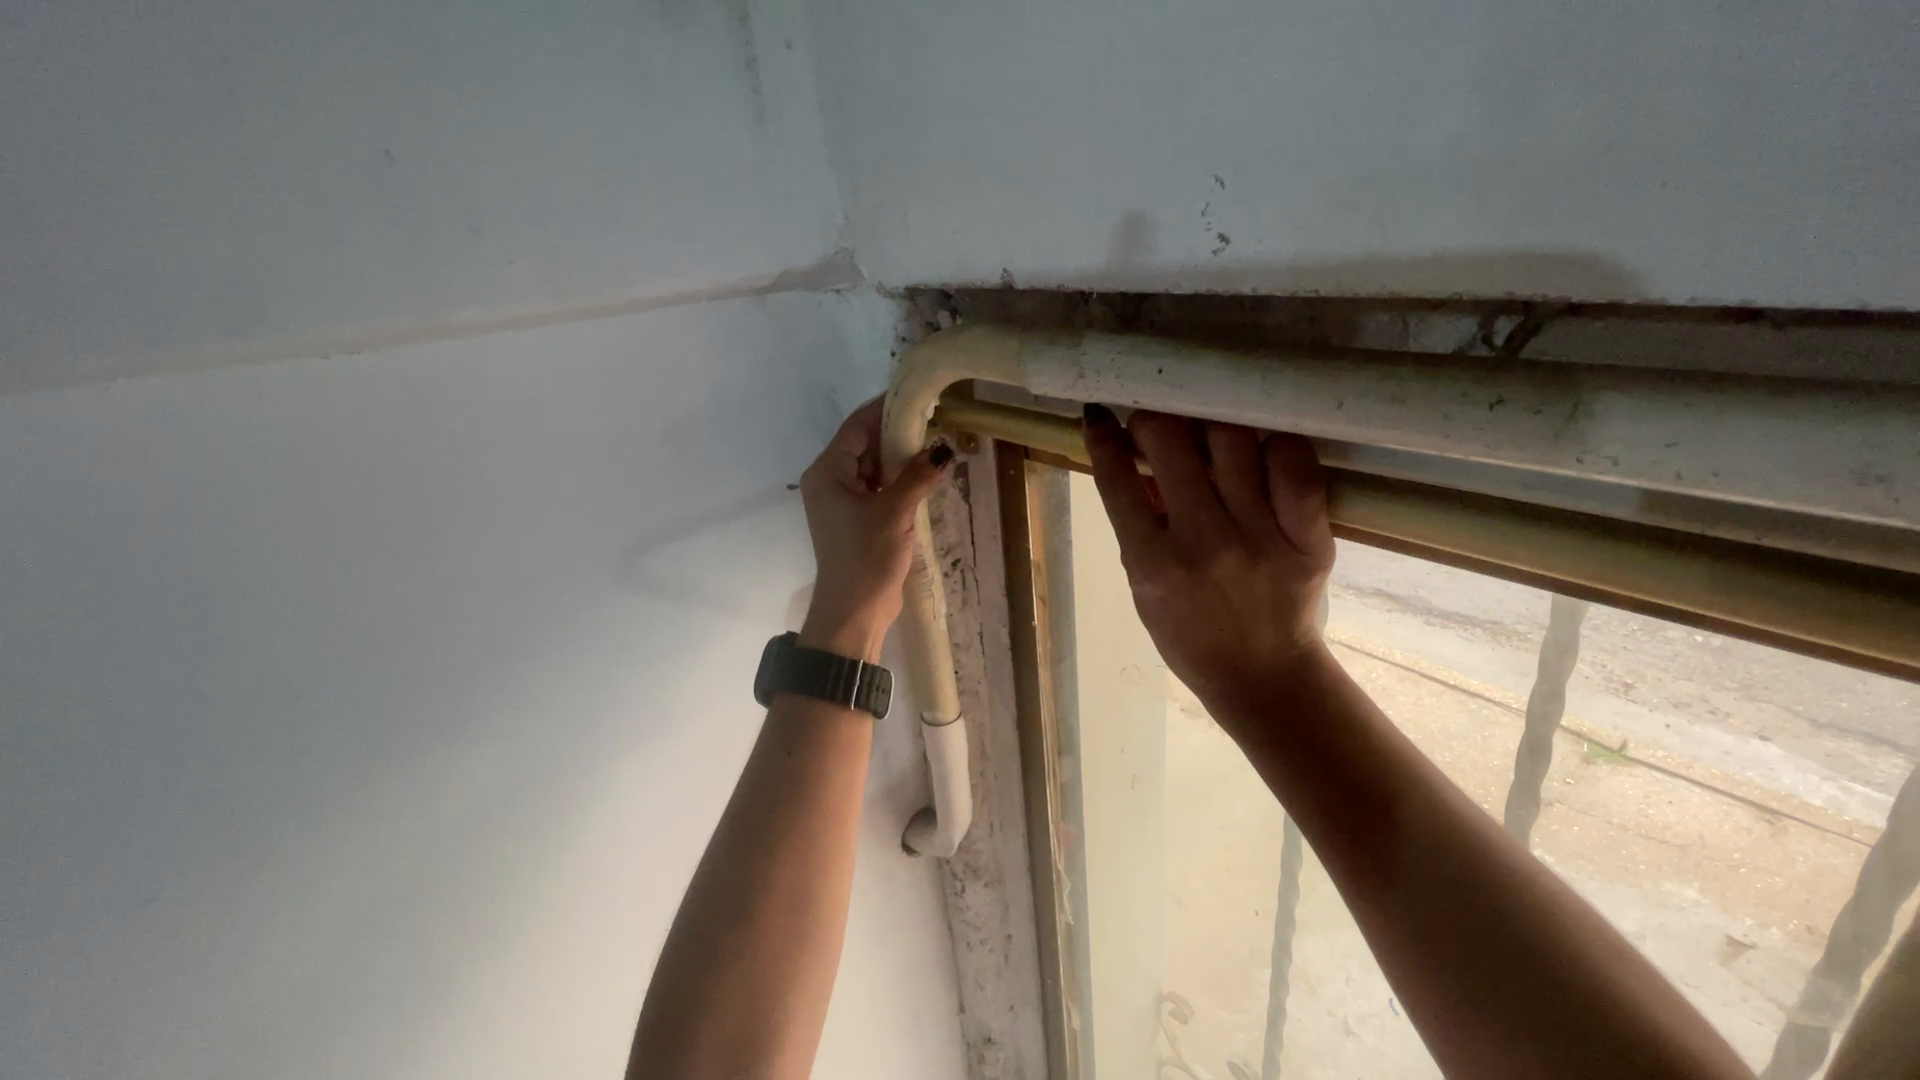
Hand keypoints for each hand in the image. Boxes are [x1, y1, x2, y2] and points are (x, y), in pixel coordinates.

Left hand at [798, 398, 953, 662]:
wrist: (854, 611)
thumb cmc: (867, 556)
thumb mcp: (895, 511)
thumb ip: (918, 475)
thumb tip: (943, 447)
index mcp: (828, 472)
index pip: (856, 427)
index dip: (885, 409)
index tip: (916, 395)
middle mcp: (831, 481)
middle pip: (866, 445)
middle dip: (899, 434)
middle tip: (937, 418)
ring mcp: (845, 502)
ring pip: (876, 468)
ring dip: (903, 459)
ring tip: (939, 443)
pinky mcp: (860, 520)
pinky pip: (881, 489)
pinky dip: (902, 481)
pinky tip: (929, 475)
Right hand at [1081, 405, 1335, 719]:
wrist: (1261, 676)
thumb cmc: (1188, 633)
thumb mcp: (1143, 586)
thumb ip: (1137, 526)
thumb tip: (1136, 461)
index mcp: (1153, 563)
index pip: (1116, 479)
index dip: (1103, 436)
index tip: (1101, 416)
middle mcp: (1204, 544)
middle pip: (1171, 442)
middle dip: (1154, 422)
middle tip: (1158, 429)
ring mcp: (1260, 539)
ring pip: (1233, 439)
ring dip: (1212, 428)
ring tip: (1210, 440)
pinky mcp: (1309, 540)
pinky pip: (1294, 466)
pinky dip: (1276, 447)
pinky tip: (1263, 452)